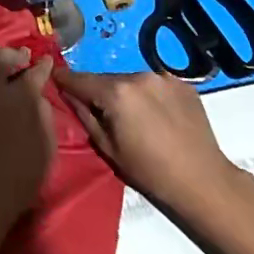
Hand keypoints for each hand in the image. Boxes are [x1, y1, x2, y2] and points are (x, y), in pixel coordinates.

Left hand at [0, 49, 56, 229]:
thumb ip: (44, 114)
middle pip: (2, 56)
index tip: (46, 61)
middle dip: (15, 53)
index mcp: (22, 97)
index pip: (35, 71)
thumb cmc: (21, 176)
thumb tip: (38, 96)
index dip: (43, 65)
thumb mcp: (47, 146)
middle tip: (21, 57)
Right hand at [54, 68, 246, 221]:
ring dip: (126, 92)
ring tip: (130, 115)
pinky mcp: (183, 83)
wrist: (200, 177)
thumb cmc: (148, 169)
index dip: (65, 79)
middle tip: (96, 108)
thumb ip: (85, 115)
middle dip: (99, 90)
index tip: (53, 77)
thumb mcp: (107, 147)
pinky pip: (156, 84)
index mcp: (117, 92)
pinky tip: (155, 115)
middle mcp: (140, 75)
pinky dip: (149, 94)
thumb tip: (69, 94)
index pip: (82, 79)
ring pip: (133, 80)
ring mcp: (165, 77)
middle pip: (109, 79)